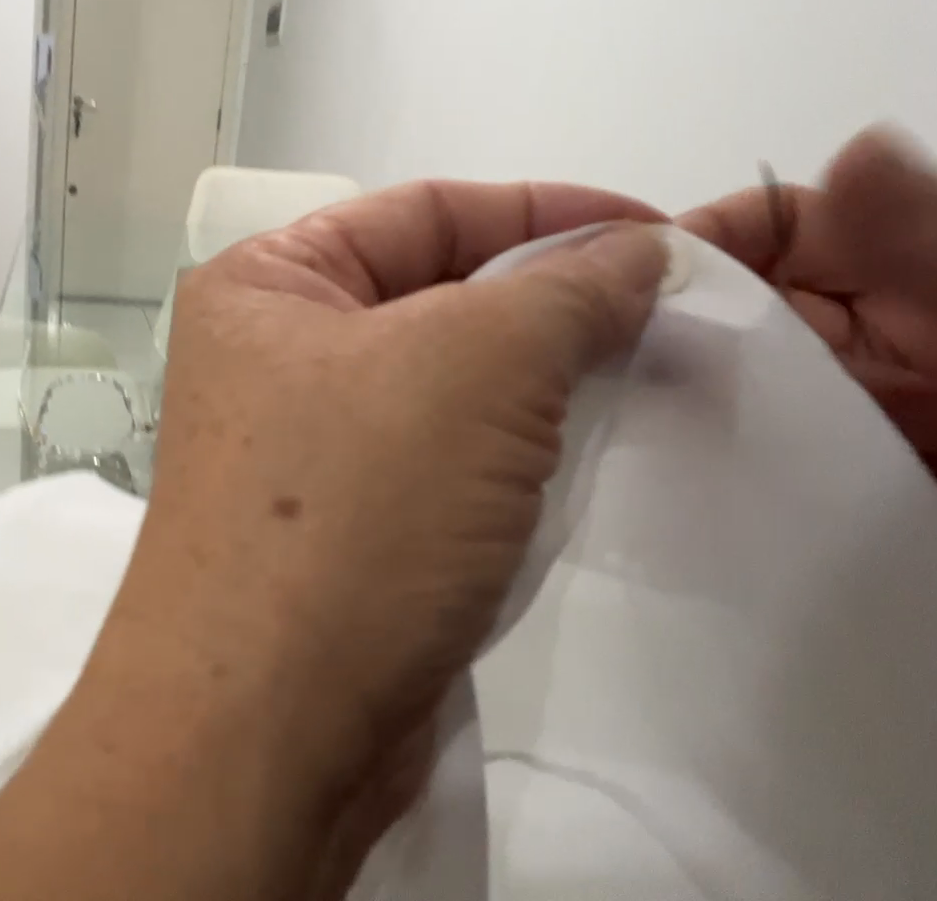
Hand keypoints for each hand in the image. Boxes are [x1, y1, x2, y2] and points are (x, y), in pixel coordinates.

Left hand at [68, 181, 665, 894]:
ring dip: (539, 382)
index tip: (666, 237)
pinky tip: (577, 459)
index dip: (550, 212)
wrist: (265, 725)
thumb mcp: (474, 363)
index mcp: (263, 284)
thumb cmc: (354, 510)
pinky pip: (437, 460)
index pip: (424, 210)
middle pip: (434, 295)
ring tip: (644, 384)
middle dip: (552, 302)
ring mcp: (299, 446)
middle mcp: (269, 355)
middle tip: (673, 321)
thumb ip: (566, 289)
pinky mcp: (335, 525)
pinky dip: (508, 453)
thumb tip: (635, 254)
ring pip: (443, 383)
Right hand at [681, 129, 936, 748]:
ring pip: (754, 405)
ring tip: (625, 439)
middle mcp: (914, 363)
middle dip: (689, 334)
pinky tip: (668, 498)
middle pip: (763, 321)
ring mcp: (884, 450)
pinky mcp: (865, 532)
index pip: (807, 234)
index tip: (624, 286)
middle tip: (607, 376)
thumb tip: (851, 150)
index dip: (717, 242)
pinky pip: (773, 488)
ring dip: (694, 415)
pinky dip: (721, 487)